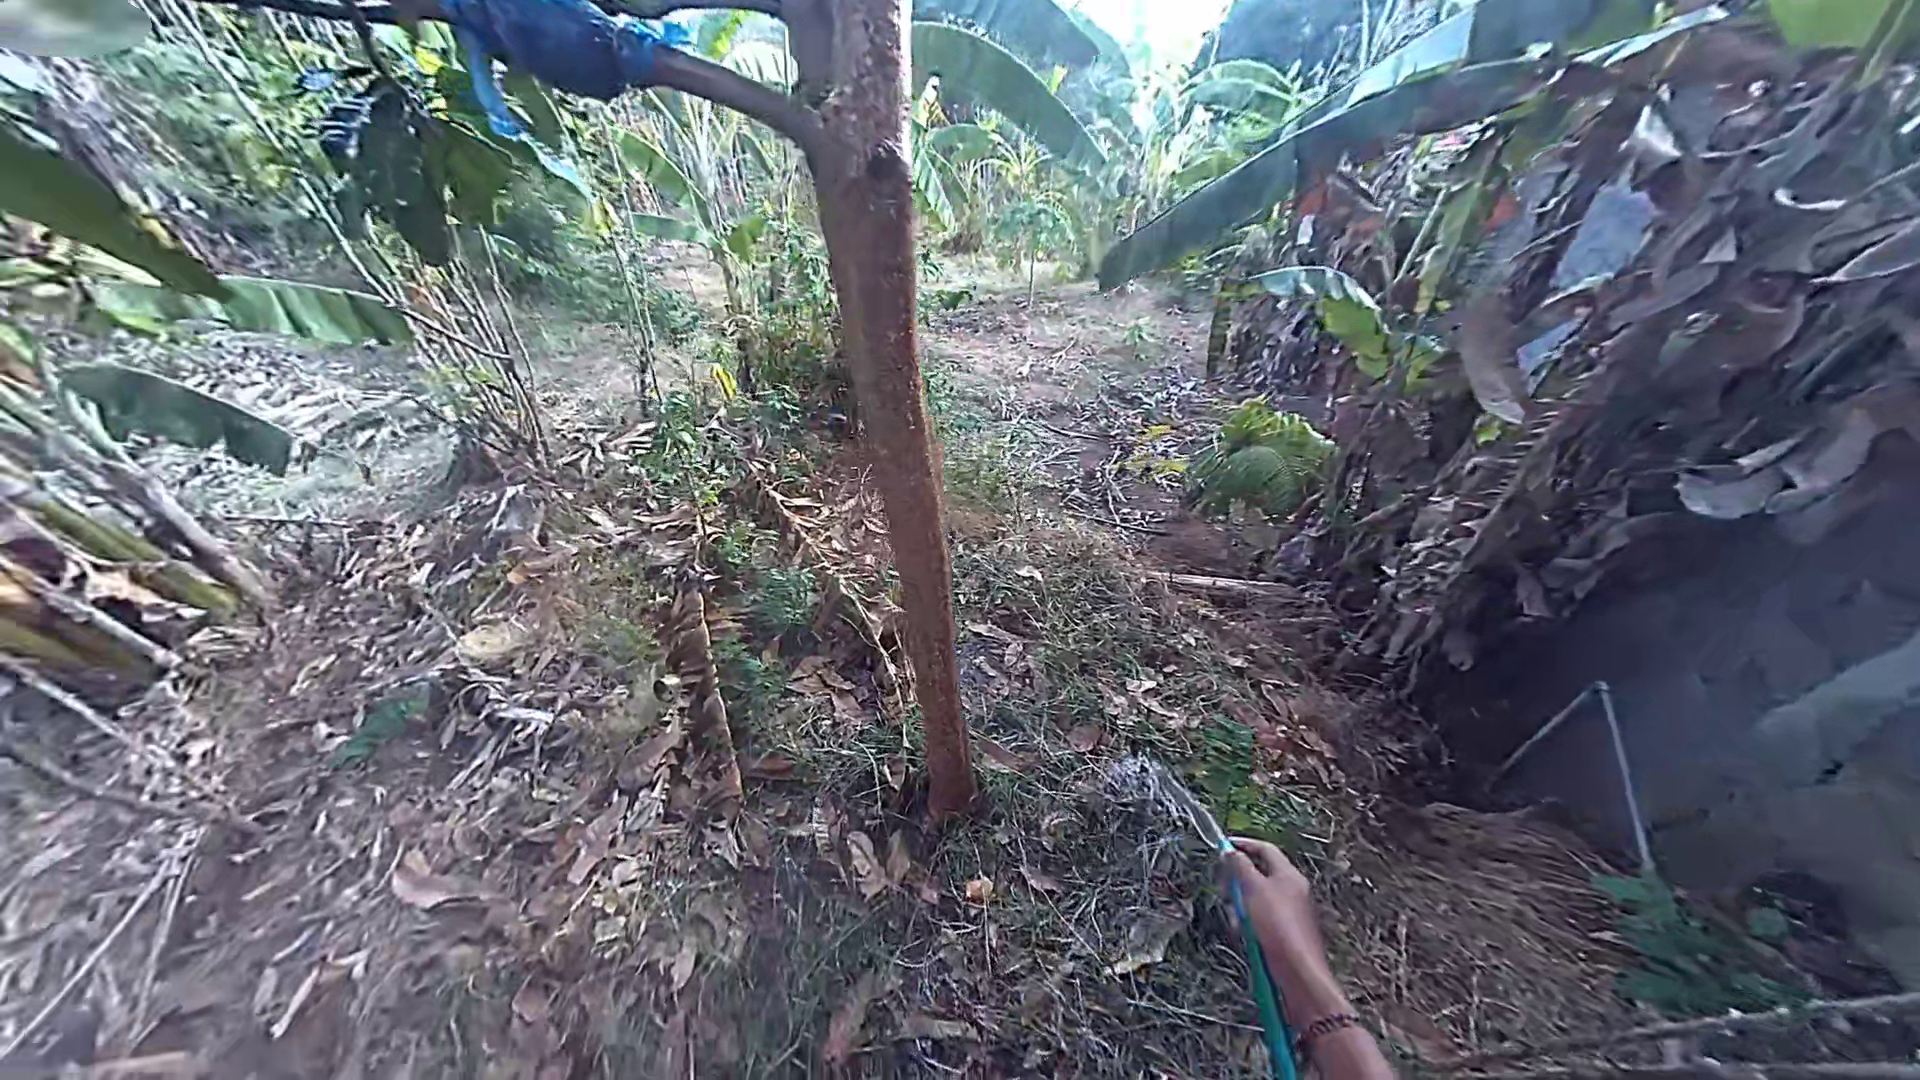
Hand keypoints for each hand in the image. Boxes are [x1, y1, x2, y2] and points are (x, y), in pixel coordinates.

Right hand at [1223, 837, 1321, 961]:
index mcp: (1288, 875)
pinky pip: (1260, 916)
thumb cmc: (1277, 926)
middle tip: (1224, 888)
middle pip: (1258, 873)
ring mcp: (1289, 912)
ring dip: (1240, 903)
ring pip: (1256, 896)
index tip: (1223, 847)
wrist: (1298, 974)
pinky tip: (1243, 931)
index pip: (1264, 849)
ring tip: (1235, 917)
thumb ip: (1239, 866)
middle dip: (1237, 880)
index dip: (1243, 845)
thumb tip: (1230, 851)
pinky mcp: (1284, 932)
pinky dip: (1248, 920)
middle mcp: (1291, 890)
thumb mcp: (1253, 889)